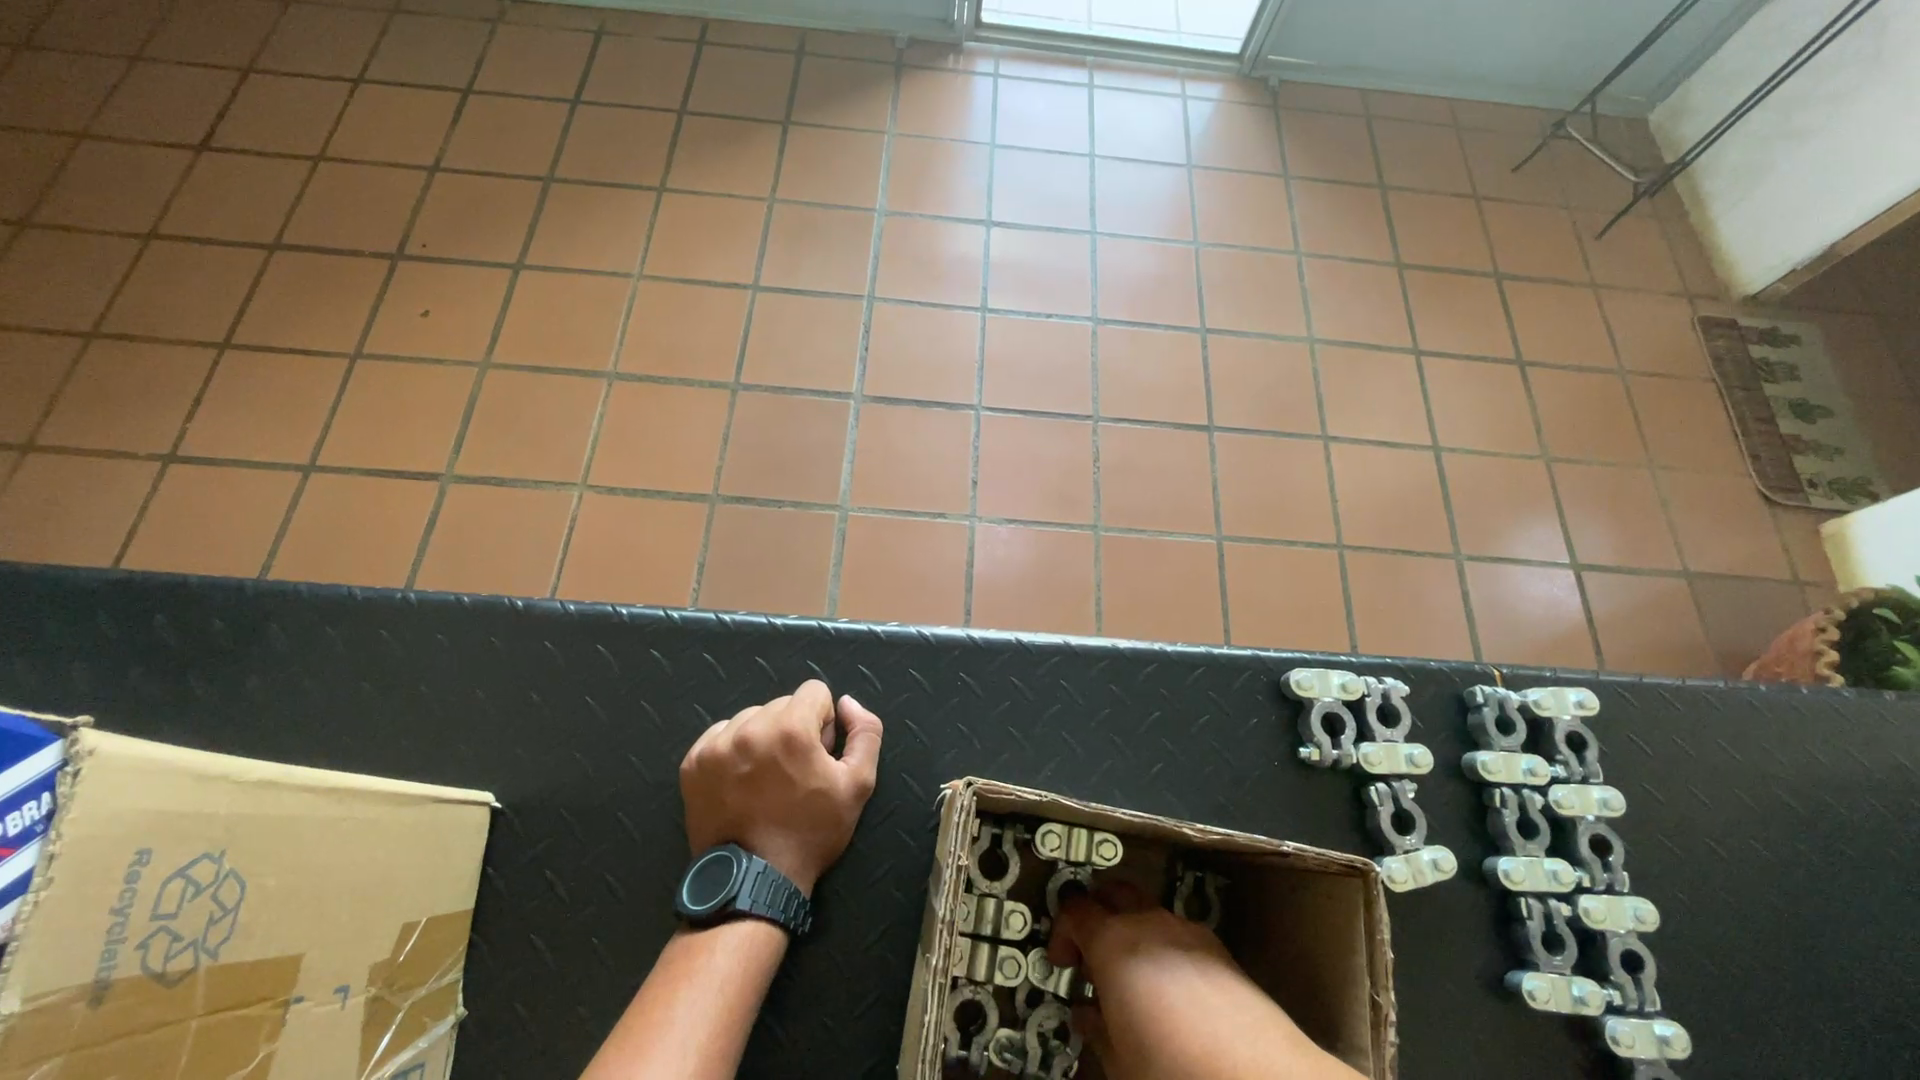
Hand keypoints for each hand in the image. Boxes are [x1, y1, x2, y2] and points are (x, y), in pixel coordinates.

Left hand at [680, 680, 882, 895]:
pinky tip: (742, 782)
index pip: (814, 692)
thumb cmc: (811, 832)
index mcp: (791, 727)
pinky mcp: (693, 762)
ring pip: (751, 718)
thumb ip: (866, 733)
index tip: (819, 754)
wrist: (755, 878)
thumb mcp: (858, 786)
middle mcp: (749, 727)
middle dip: (794, 728)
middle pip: (782, 704)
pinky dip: (734, 750)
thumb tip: (847, 703)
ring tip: (766, 778)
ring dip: (763, 737)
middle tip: (795, 771)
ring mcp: (716, 745)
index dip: (824, 722)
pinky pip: (721, 735)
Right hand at [1048, 883, 1361, 1079]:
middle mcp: (1149, 924)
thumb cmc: (1171, 1069)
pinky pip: (1179, 935)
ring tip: (1133, 982)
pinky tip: (1172, 995)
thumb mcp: (1118, 1060)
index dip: (1061, 931)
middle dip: (1096, 914)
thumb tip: (1086, 1012)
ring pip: (1149, 912)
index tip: (1062, 966)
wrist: (1260, 1077)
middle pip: (1112, 891)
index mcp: (1113, 942)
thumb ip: (1096, 1028)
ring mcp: (1189, 932)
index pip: (1074, 910)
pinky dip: (1164, 948)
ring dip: (1131, 932)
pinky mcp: (1221, 951)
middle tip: (1090, 957)